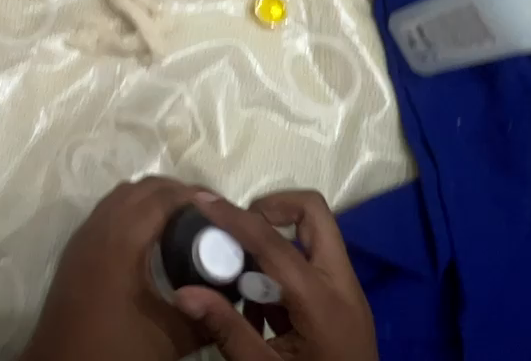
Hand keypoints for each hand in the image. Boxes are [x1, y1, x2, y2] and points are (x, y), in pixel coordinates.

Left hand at [20, 176, 208, 360]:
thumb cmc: (114, 349)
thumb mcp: (169, 337)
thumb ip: (205, 314)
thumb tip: (233, 299)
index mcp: (122, 238)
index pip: (162, 197)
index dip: (194, 195)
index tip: (223, 207)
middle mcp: (100, 225)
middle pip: (142, 189)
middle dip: (176, 192)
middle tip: (208, 213)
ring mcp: (85, 234)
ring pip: (122, 196)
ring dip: (152, 199)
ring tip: (183, 219)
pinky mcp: (77, 247)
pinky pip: (109, 210)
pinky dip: (133, 210)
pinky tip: (151, 235)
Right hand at [172, 191, 377, 360]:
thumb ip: (226, 329)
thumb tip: (182, 293)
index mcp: (322, 302)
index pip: (272, 240)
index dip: (234, 217)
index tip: (202, 200)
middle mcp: (342, 284)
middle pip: (312, 212)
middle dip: (270, 209)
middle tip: (236, 231)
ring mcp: (348, 292)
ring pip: (313, 233)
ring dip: (274, 239)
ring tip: (241, 274)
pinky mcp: (345, 303)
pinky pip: (312, 261)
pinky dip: (283, 265)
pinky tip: (258, 304)